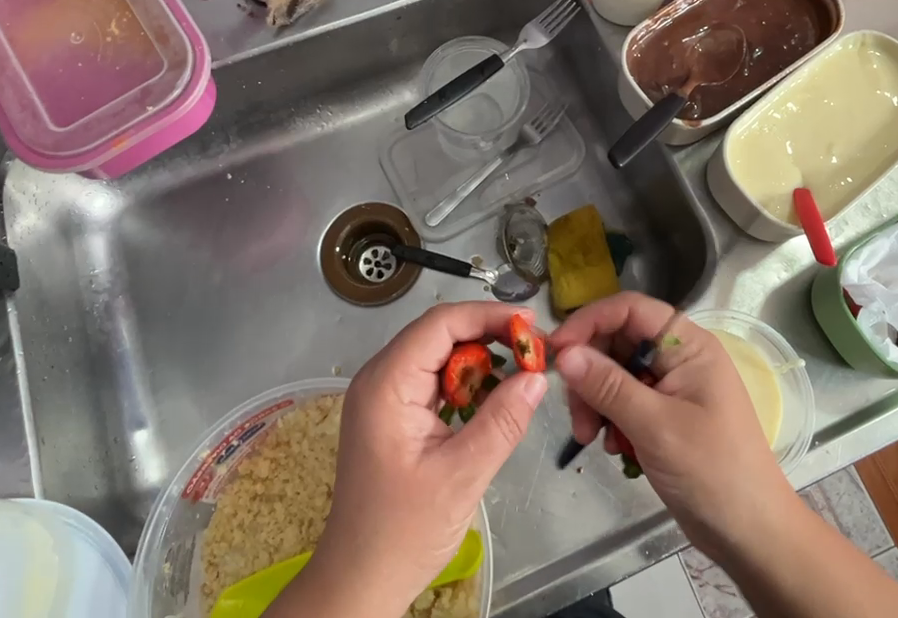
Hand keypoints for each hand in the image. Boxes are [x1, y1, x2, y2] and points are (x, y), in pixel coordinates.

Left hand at [305, 302, 547, 615]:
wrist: (359, 580)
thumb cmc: (403, 532)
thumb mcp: (462, 476)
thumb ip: (501, 421)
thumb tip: (538, 377)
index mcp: (387, 384)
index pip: (440, 324)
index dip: (488, 316)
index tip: (532, 327)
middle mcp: (380, 378)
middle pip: (439, 333)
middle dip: (489, 335)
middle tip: (535, 352)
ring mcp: (384, 396)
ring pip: (438, 355)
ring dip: (480, 359)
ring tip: (523, 370)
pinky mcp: (392, 414)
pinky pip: (433, 380)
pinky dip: (466, 383)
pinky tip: (493, 396)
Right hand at [551, 292, 792, 556]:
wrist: (751, 534)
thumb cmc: (712, 471)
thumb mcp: (654, 425)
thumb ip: (607, 386)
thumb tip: (564, 354)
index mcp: (688, 345)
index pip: (630, 309)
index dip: (589, 321)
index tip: (556, 350)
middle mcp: (678, 357)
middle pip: (617, 341)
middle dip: (589, 373)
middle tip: (574, 411)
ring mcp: (671, 386)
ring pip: (614, 372)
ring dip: (595, 400)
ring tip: (589, 437)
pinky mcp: (663, 414)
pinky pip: (622, 400)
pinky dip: (608, 418)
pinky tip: (609, 446)